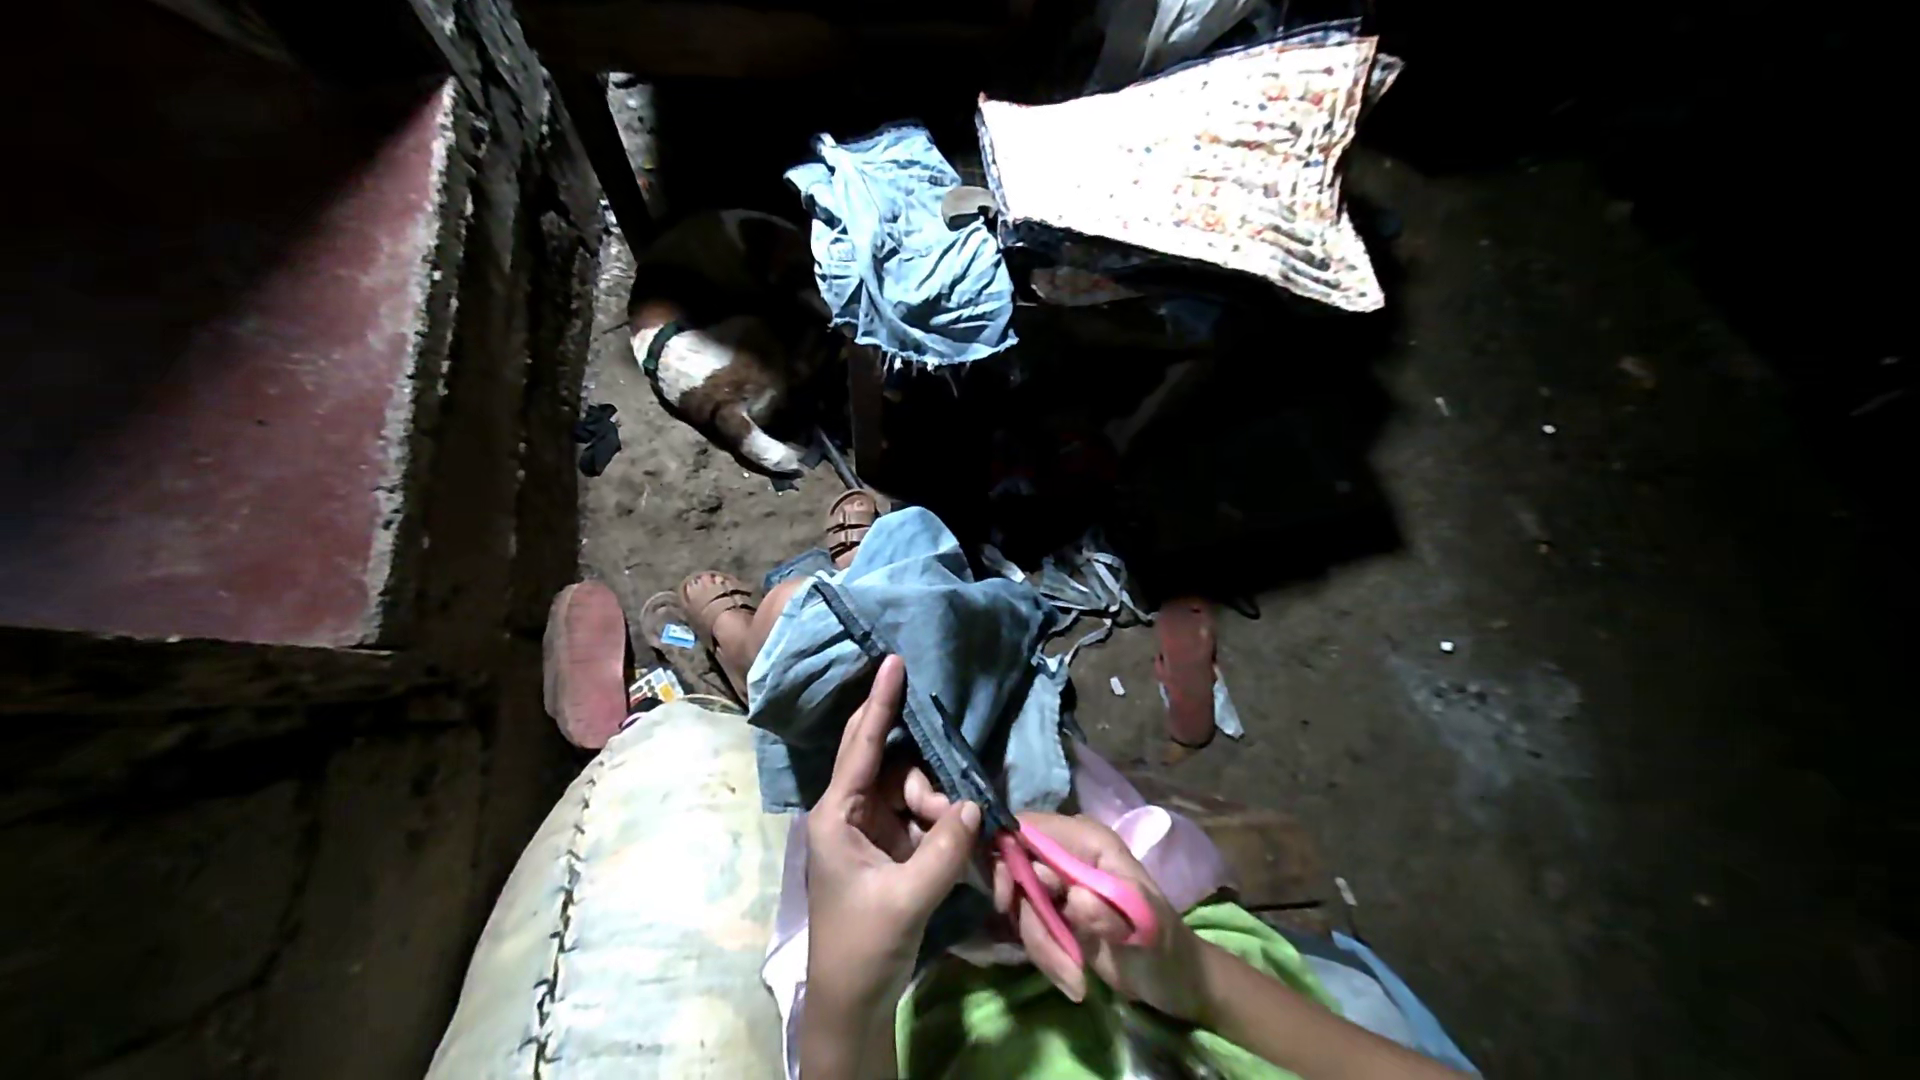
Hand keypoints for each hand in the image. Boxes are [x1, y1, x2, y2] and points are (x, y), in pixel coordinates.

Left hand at [803, 655, 981, 1077]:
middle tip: (950, 806)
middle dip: (925, 777)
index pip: (861, 745)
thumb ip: (942, 850)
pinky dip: (942, 818)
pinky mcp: (892, 844)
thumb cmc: (862, 946)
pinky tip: (959, 830)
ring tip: (956, 834)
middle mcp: (852, 809)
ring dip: (938, 804)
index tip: (893, 661)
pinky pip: (921, 812)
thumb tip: (974, 804)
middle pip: (892, 765)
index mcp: (837, 814)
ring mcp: (873, 826)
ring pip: (913, 789)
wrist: (854, 1001)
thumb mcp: (904, 900)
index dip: (880, 701)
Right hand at [992, 811, 1209, 1021]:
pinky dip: (1045, 954)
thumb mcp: (1147, 926)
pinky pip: (1029, 925)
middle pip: (1015, 866)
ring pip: (1021, 902)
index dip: (1009, 854)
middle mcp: (1067, 852)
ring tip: (1075, 978)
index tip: (1011, 899)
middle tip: (1049, 949)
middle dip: (1026, 914)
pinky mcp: (1054, 911)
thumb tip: (1073, 897)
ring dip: (1041, 944)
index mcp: (1088, 839)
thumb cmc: (1165, 944)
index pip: (1028, 826)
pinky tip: (1073, 977)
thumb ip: (1110, 909)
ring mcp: (1058, 882)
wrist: (1175, 983)